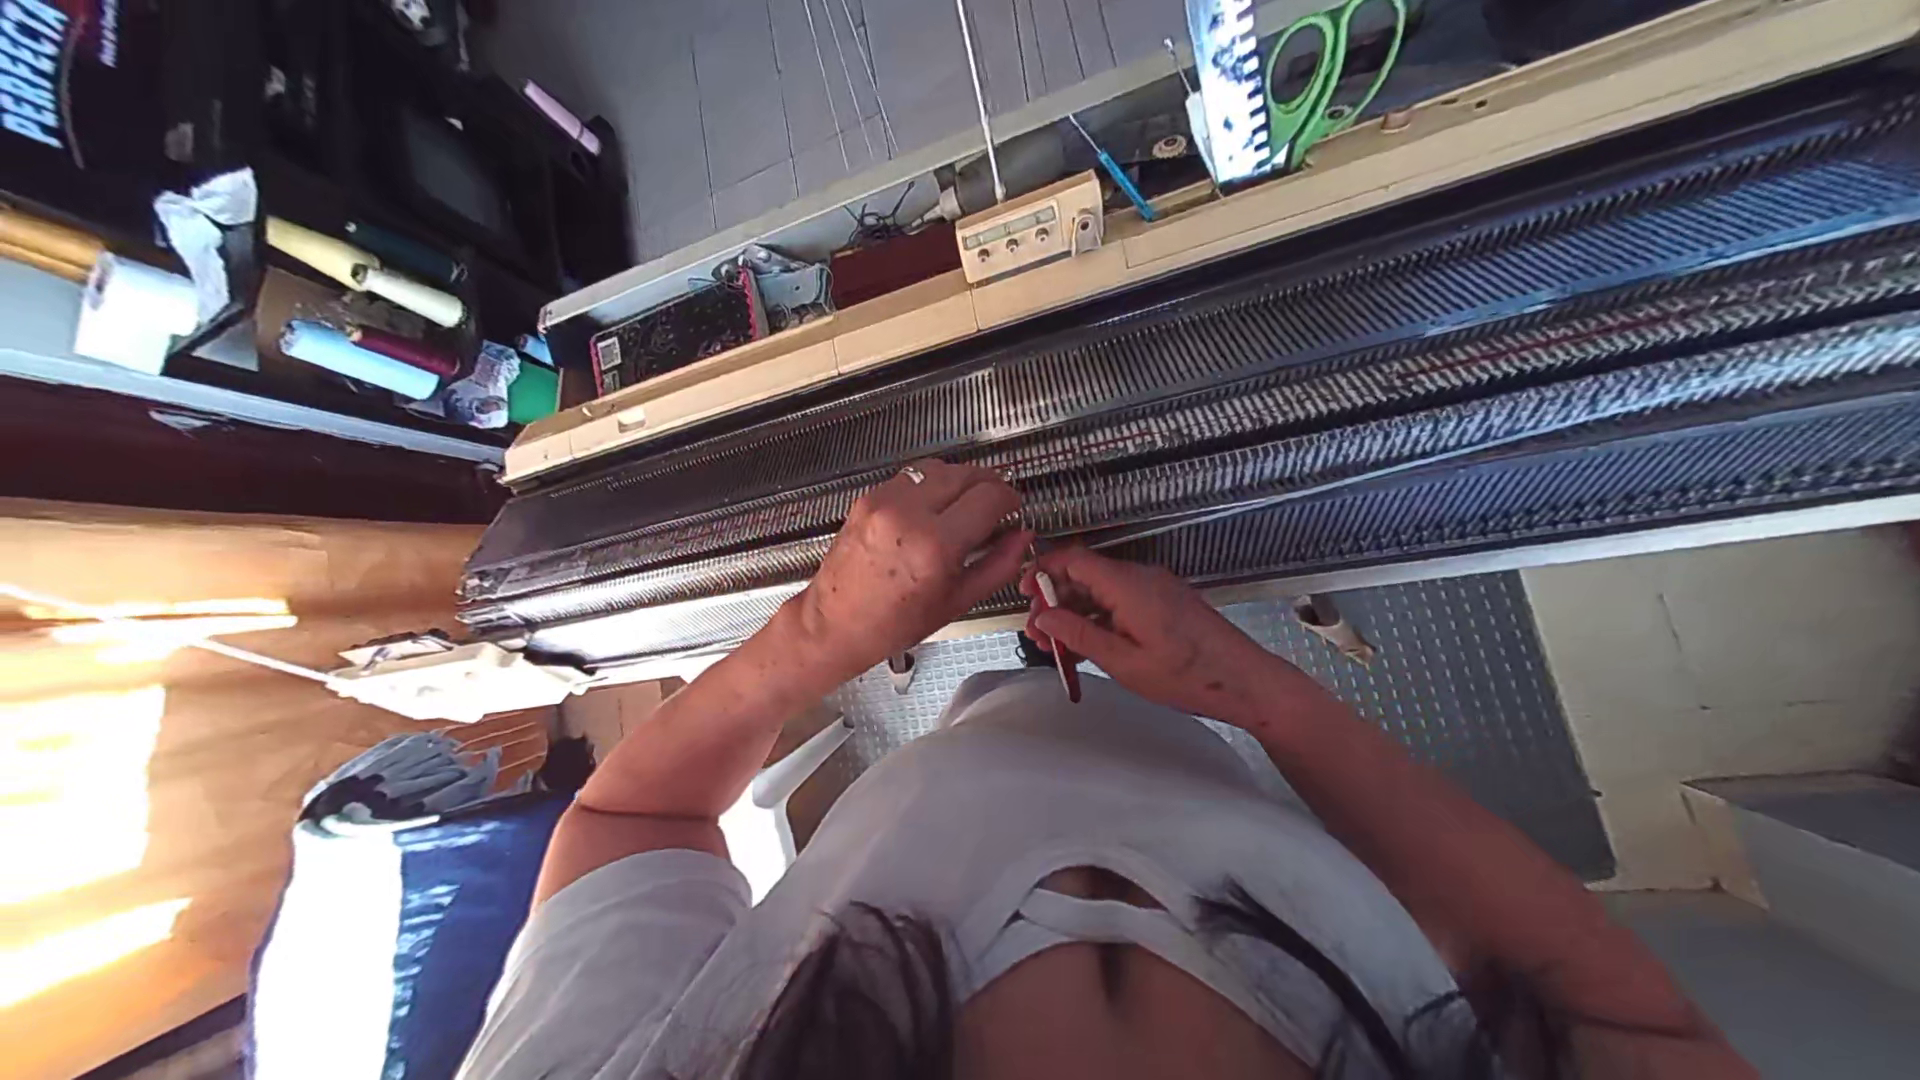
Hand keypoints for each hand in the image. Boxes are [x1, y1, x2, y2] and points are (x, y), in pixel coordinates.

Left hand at [789, 459, 1030, 680]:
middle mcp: (908, 515)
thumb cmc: (891, 622)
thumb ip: (999, 565)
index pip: (989, 496)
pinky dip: (929, 485)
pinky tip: (934, 507)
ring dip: (960, 479)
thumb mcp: (957, 601)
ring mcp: (884, 502)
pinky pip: (910, 477)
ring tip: (966, 502)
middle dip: (989, 483)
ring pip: (938, 468)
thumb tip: (1021, 538)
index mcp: (935, 545)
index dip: (1009, 498)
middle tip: (996, 501)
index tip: (1013, 506)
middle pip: (966, 473)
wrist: (835, 623)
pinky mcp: (868, 499)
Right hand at [1021, 547, 1329, 723]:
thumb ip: (1079, 635)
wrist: (1247, 682)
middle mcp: (1140, 578)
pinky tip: (1086, 646)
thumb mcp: (1125, 662)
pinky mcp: (1163, 603)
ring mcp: (1153, 589)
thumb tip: (1043, 618)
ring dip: (1074, 614)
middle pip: (1084, 575)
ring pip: (1100, 591)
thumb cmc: (1189, 676)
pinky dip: (1098, 619)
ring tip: (1056, 646)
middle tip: (1037, 634)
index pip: (1075, 559)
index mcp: (1129, 585)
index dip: (1043, 570)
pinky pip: (1119, 602)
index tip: (1024, 592)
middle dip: (1054, 601)